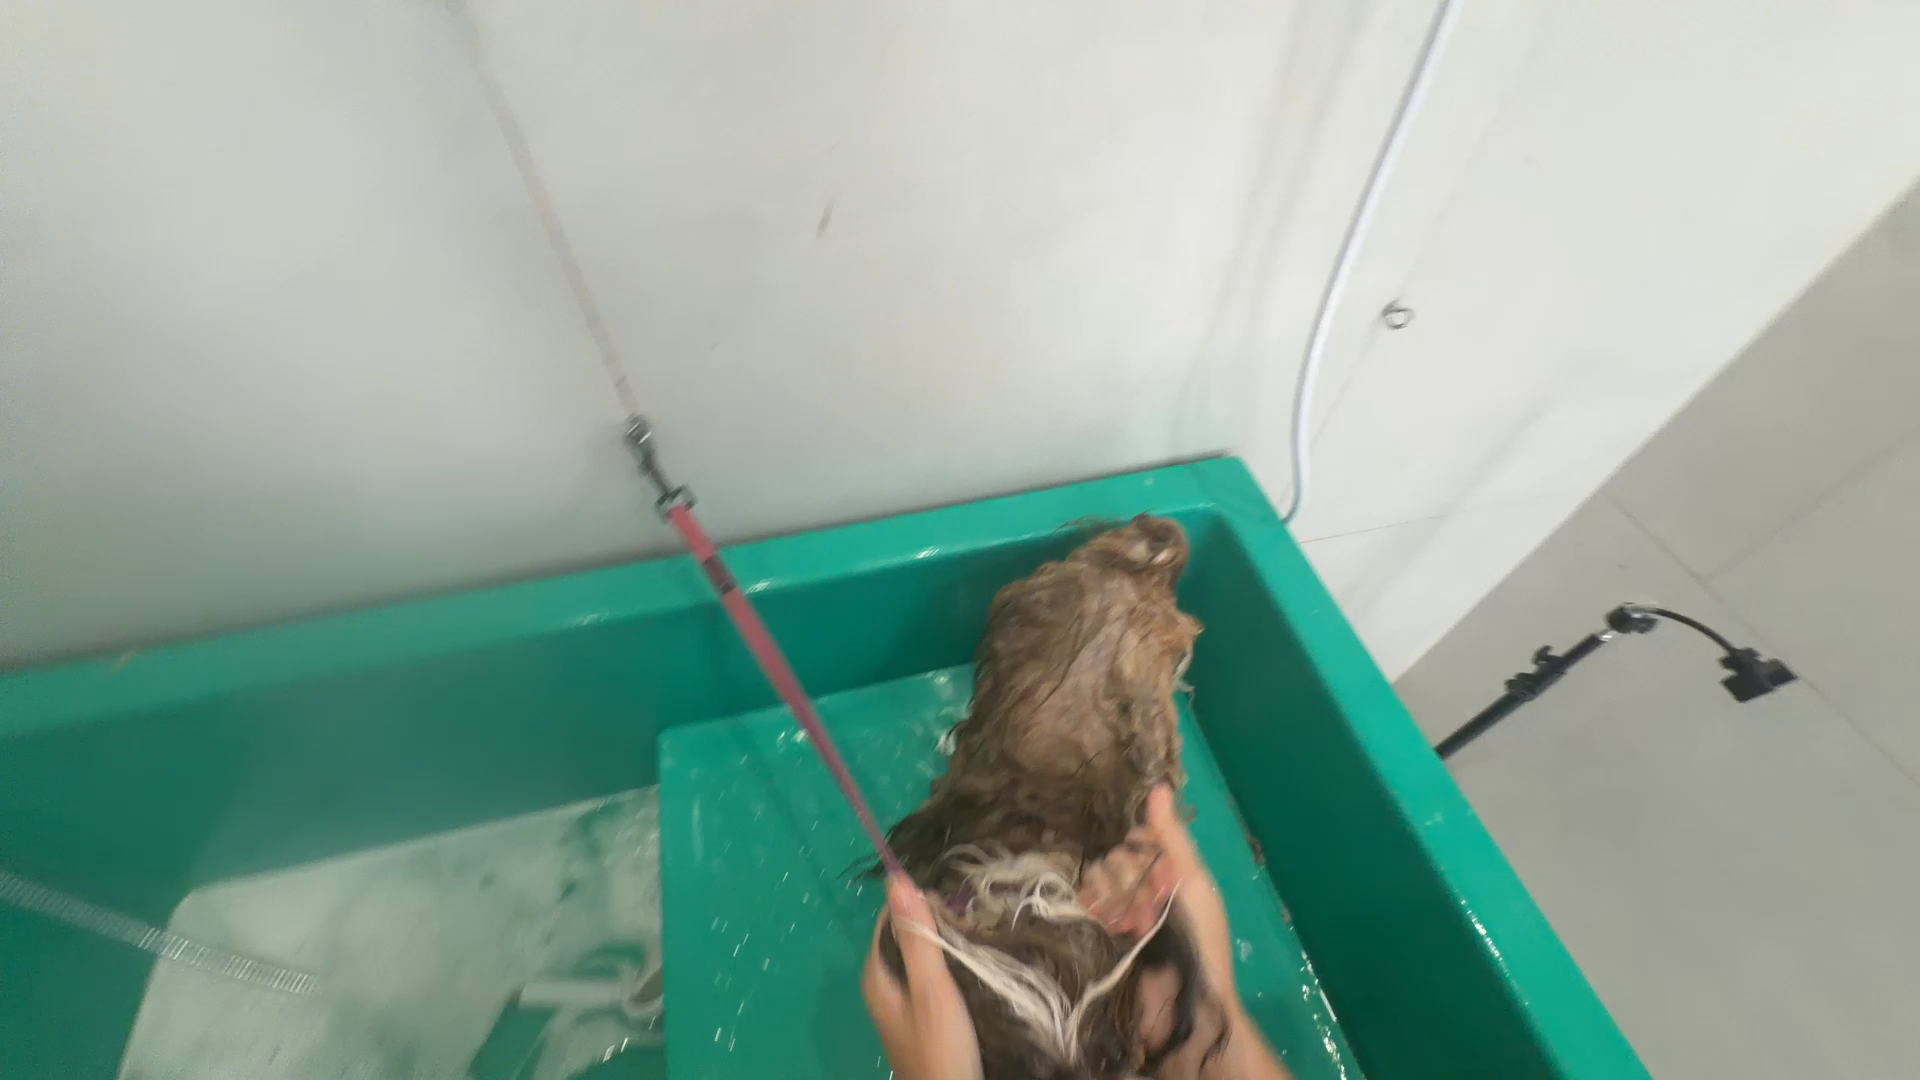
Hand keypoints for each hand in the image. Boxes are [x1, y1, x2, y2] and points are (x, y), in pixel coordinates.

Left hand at [861, 875, 984, 1079]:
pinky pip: (930, 971)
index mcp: (876, 972)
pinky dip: (947, 962)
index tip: (953, 906)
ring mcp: (901, 999)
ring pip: (921, 952)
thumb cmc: (939, 1044)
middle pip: (907, 932)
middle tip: (968, 923)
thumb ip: (916, 935)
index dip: (920, 904)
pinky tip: (969, 962)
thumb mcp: (931, 986)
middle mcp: (883, 981)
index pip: (892, 915)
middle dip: (935, 922)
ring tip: (974, 937)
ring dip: (944, 942)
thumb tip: (895, 878)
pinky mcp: (919, 1012)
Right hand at [1080, 787, 1237, 1002]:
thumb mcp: (1194, 883)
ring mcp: (1122, 909)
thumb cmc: (1200, 942)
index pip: (1139, 836)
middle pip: (1117, 856)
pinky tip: (1109, 925)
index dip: (1141, 848)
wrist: (1186, 1010)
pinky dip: (1094, 910)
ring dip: (1113, 898)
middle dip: (1128, 879)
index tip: (1155, 871)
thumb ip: (1172, 837)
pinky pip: (1085, 902)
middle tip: (1148, 908)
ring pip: (1098, 876)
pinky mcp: (1101, 931)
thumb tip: (1158, 786)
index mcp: (1169, 871)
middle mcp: (1144, 885)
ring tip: (1130, 924)